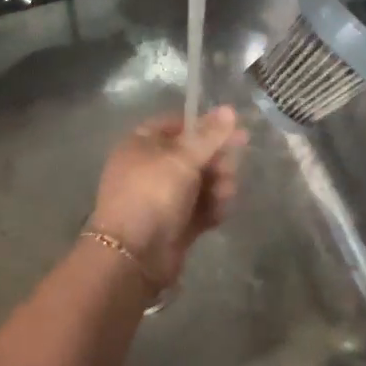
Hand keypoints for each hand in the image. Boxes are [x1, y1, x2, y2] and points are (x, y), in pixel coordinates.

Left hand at [87, 107, 247, 289]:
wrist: (133, 256)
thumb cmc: (153, 195)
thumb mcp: (183, 159)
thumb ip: (209, 136)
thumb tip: (229, 109)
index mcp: (142, 144)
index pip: (177, 125)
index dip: (204, 127)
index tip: (233, 131)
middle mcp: (151, 168)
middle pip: (193, 155)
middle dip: (216, 161)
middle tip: (230, 168)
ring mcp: (162, 198)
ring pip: (201, 183)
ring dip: (218, 186)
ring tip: (224, 195)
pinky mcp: (175, 224)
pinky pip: (200, 208)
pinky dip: (211, 209)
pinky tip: (219, 214)